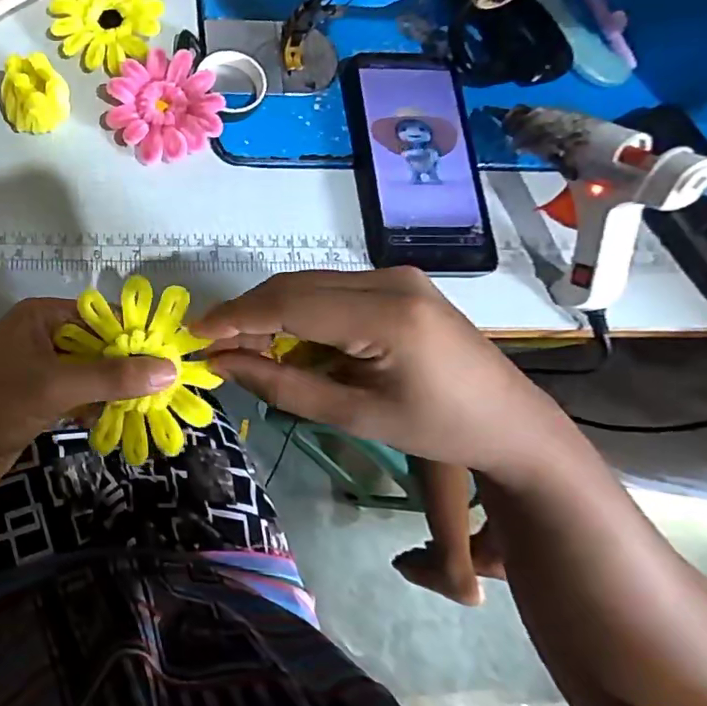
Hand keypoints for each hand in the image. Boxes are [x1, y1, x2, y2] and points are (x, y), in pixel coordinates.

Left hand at [0, 297, 177, 486]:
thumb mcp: (55, 385)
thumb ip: (112, 376)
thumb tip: (169, 368)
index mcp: (43, 317)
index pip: (102, 315)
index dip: (137, 333)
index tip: (174, 354)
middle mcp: (45, 337)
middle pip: (101, 345)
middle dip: (133, 365)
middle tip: (175, 385)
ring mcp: (42, 370)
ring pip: (93, 374)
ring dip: (120, 390)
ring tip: (162, 405)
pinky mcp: (41, 400)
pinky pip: (82, 396)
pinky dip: (102, 407)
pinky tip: (130, 419)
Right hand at [193, 268, 569, 479]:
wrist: (512, 422)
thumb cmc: (438, 430)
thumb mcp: (355, 415)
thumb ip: (282, 385)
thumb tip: (221, 363)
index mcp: (387, 315)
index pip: (290, 303)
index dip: (235, 317)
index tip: (194, 335)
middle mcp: (390, 279)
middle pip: (295, 286)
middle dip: (248, 315)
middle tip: (213, 349)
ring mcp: (396, 275)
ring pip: (309, 284)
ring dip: (272, 313)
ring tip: (245, 350)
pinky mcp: (398, 282)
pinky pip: (332, 290)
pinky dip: (301, 313)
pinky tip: (289, 342)